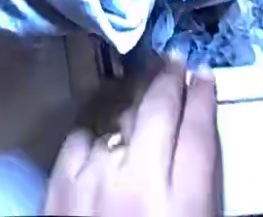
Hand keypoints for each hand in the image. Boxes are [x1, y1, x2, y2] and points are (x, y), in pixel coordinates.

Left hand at [45, 58, 220, 216]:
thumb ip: (196, 191)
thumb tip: (193, 140)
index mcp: (181, 206)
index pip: (199, 132)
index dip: (204, 97)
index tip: (205, 73)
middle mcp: (138, 183)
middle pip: (160, 110)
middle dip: (171, 78)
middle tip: (176, 60)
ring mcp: (93, 181)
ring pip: (118, 115)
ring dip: (134, 94)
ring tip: (143, 81)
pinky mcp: (57, 189)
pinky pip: (80, 137)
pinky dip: (94, 125)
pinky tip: (102, 119)